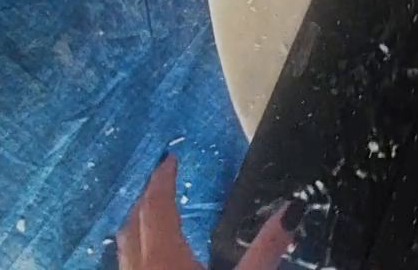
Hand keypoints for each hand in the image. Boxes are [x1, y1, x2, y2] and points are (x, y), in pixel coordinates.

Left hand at [116, 157, 292, 269]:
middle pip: (132, 228)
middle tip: (161, 177)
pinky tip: (151, 263)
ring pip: (124, 252)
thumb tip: (293, 209)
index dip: (162, 181)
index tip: (170, 158)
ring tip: (151, 214)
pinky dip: (135, 253)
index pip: (158, 209)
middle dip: (145, 199)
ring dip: (136, 227)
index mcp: (164, 260)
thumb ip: (266, 249)